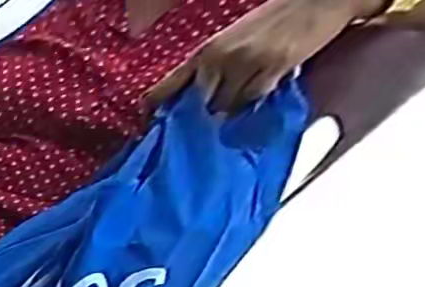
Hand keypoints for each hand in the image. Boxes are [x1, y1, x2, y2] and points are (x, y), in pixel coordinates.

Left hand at [147, 0, 375, 111]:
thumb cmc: (272, 22)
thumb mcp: (227, 42)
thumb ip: (202, 71)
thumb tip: (177, 107)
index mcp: (201, 54)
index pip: (159, 93)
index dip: (151, 115)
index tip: (152, 128)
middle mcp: (216, 60)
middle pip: (190, 107)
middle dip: (195, 117)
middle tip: (203, 120)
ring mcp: (244, 63)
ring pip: (220, 107)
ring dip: (228, 109)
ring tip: (241, 96)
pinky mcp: (272, 66)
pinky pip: (250, 99)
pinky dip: (253, 100)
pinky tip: (263, 89)